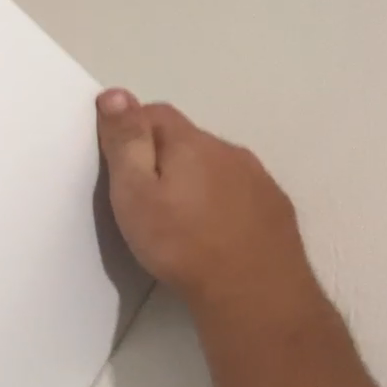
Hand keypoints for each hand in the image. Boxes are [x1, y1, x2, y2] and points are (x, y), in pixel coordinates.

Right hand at [96, 89, 317, 318]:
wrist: (254, 293)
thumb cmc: (179, 241)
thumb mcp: (134, 191)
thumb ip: (126, 142)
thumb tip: (115, 93)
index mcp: (192, 144)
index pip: (154, 112)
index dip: (127, 128)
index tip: (113, 162)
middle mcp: (230, 152)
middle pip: (184, 137)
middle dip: (156, 153)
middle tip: (135, 192)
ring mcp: (258, 179)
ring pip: (211, 163)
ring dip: (187, 175)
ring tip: (170, 211)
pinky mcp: (273, 206)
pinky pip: (233, 187)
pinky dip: (213, 196)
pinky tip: (204, 226)